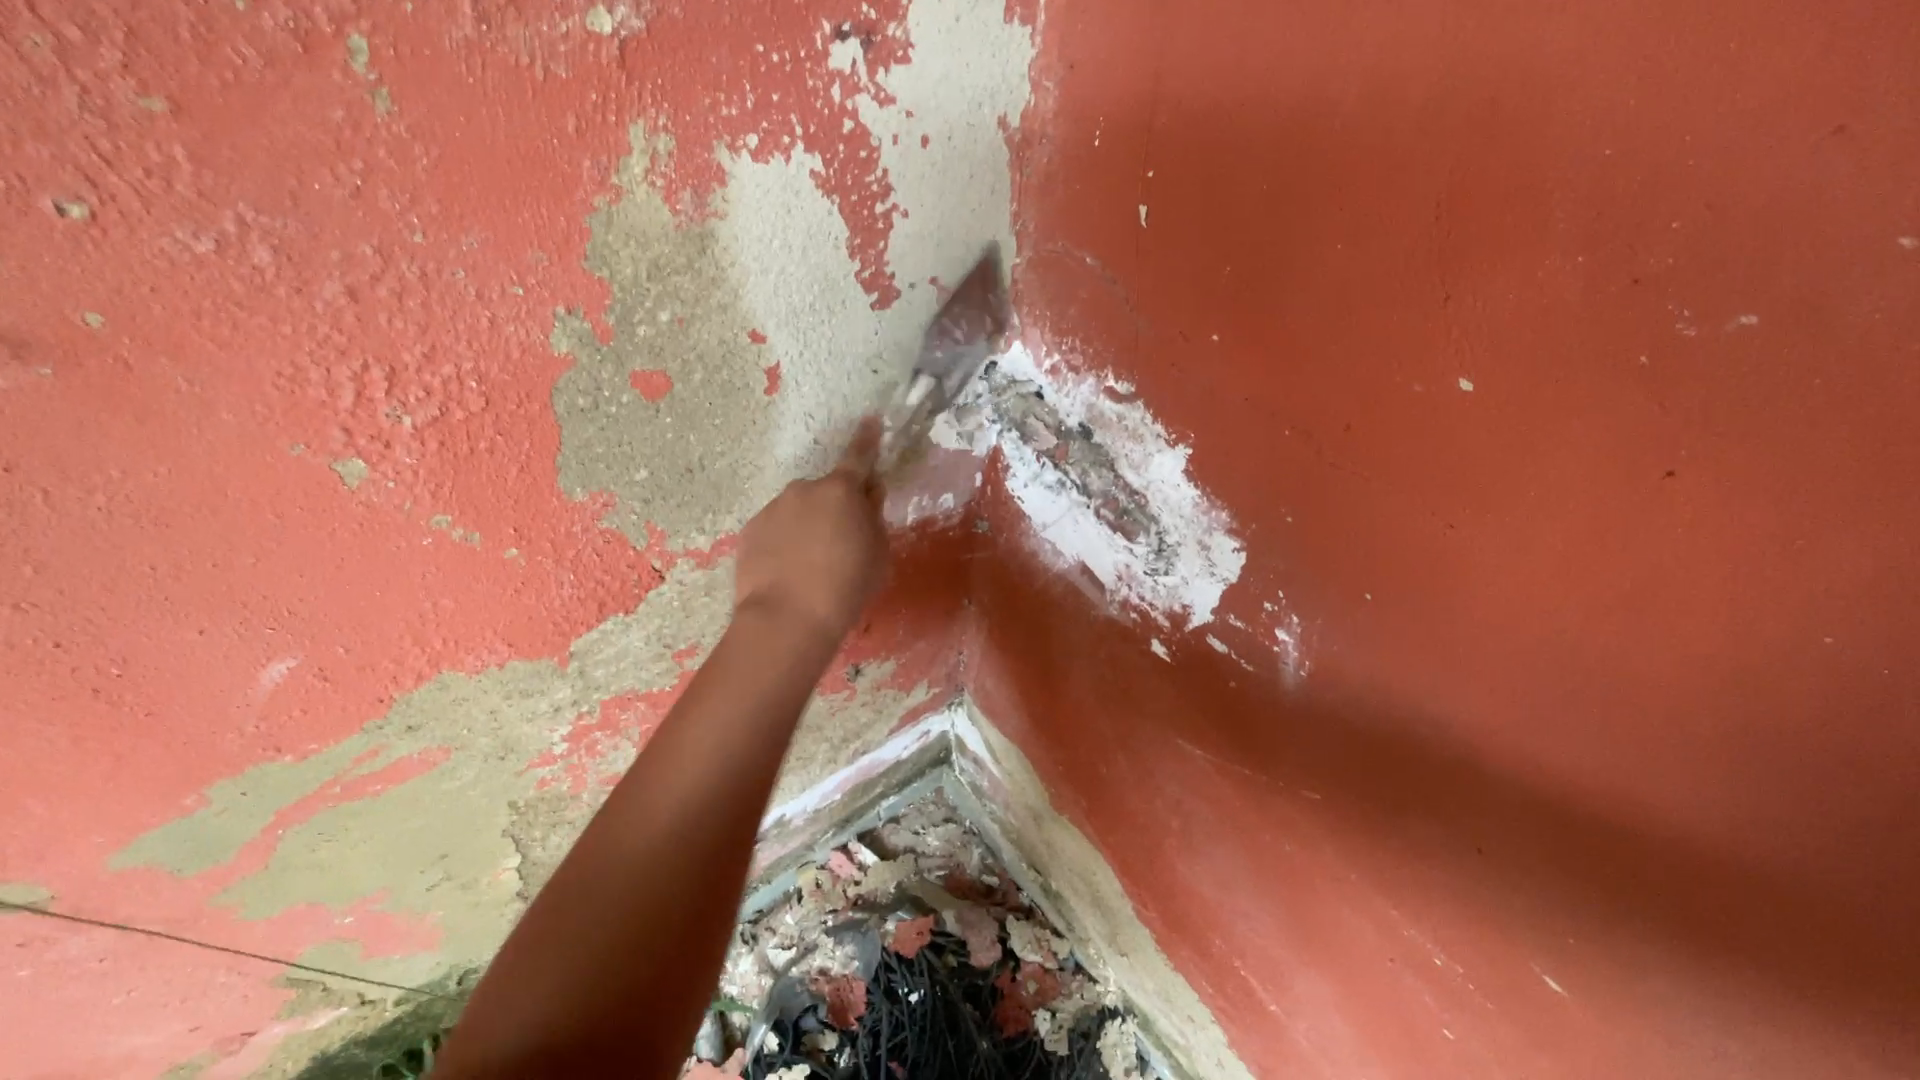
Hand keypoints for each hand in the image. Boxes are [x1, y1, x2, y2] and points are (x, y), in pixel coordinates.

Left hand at [734, 417, 889, 642]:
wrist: (787, 619)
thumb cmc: (846, 588)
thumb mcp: (878, 554)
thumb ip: (873, 518)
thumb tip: (868, 496)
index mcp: (842, 491)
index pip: (859, 457)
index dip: (868, 439)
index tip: (871, 420)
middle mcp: (803, 490)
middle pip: (826, 493)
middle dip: (834, 509)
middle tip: (842, 545)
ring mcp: (772, 509)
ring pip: (797, 512)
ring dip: (806, 528)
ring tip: (811, 568)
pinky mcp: (749, 532)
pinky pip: (774, 531)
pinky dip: (783, 545)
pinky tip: (787, 574)